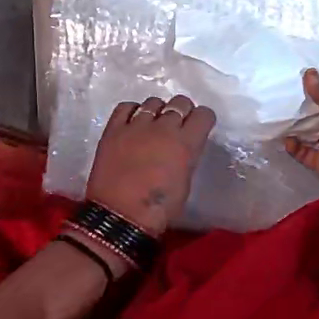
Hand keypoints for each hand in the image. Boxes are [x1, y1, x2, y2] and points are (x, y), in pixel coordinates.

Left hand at [85, 94, 215, 234]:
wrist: (121, 215)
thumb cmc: (159, 208)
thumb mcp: (185, 181)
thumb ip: (186, 157)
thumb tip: (182, 149)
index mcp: (186, 143)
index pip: (204, 115)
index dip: (203, 119)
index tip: (200, 126)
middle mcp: (164, 127)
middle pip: (180, 103)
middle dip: (183, 111)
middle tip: (178, 125)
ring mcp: (137, 126)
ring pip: (153, 102)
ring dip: (158, 111)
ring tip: (154, 124)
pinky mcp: (114, 129)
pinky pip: (126, 107)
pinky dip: (133, 111)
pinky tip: (133, 122)